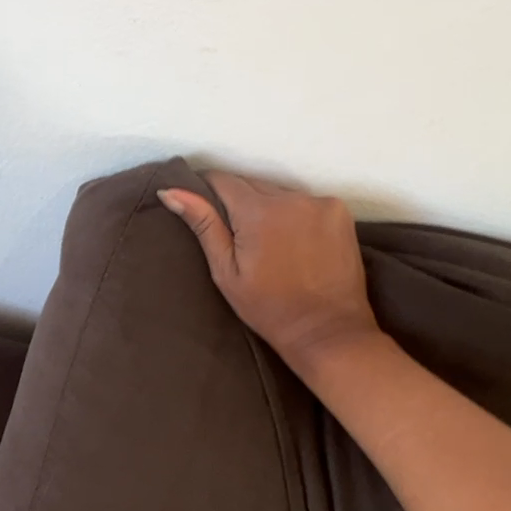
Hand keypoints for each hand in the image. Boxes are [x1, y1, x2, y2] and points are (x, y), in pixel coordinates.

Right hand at [158, 172, 379, 366]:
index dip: (208, 189)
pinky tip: (293, 240)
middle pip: (252, 183)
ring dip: (267, 206)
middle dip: (238, 201)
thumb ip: (203, 224)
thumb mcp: (226, 271)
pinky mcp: (340, 211)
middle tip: (236, 234)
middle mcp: (291, 198)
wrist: (326, 330)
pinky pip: (305, 201)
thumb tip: (170, 191)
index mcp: (258, 212)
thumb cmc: (268, 308)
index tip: (203, 207)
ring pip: (278, 191)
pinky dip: (294, 213)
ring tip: (266, 240)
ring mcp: (320, 203)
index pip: (223, 180)